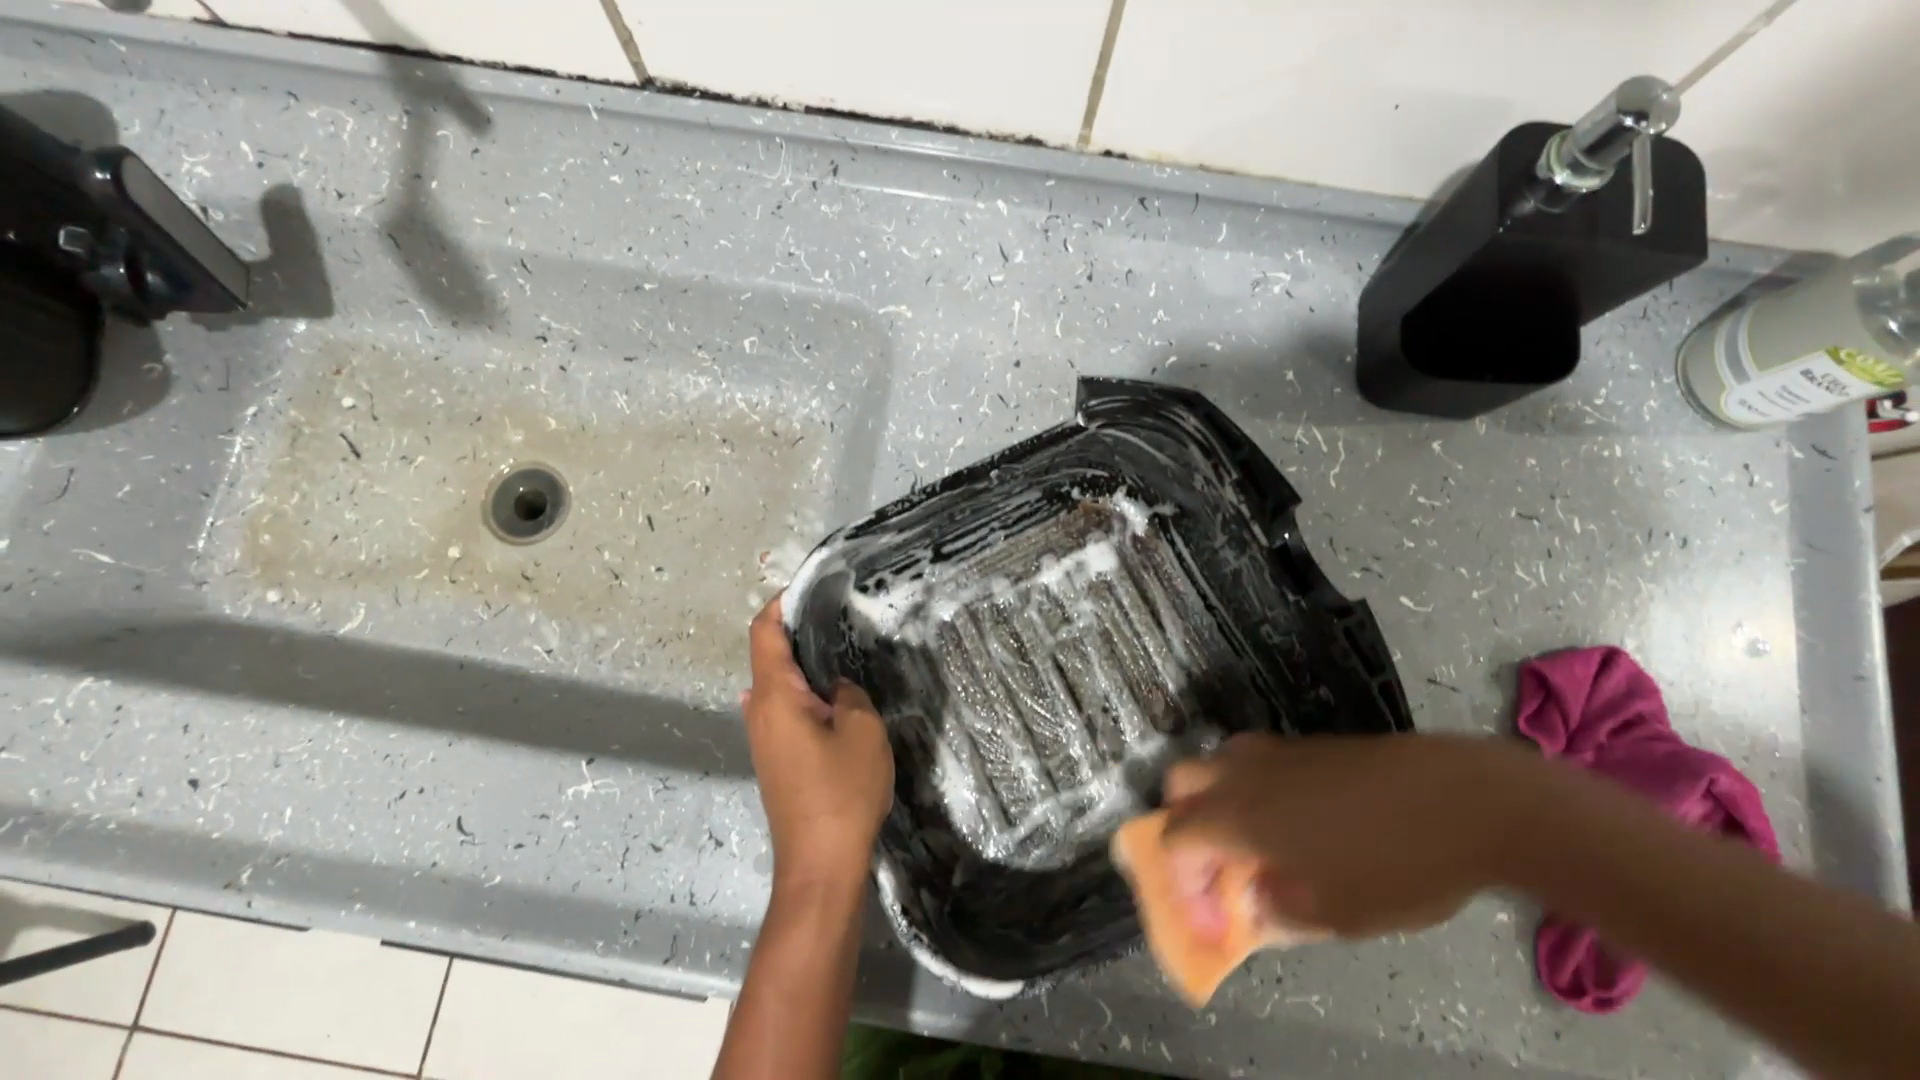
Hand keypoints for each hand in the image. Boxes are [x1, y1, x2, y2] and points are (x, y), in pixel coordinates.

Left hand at [744, 595, 893, 890]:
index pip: (764, 633)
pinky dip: (806, 695)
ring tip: (845, 654)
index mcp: (774, 696)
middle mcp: (758, 711)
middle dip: (800, 633)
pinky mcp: (776, 759)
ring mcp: (764, 738)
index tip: (809, 587)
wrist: (819, 862)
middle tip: (842, 618)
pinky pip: (786, 711)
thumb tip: (836, 686)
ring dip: (805, 667)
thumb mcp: (862, 730)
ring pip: (779, 687)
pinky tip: (836, 699)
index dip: (780, 604)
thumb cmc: (842, 791)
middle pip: (769, 657)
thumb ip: (849, 694)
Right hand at [1162, 733, 1538, 939]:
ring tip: (1249, 842)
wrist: (1468, 799)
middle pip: (1181, 786)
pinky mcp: (1312, 745)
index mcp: (1241, 817)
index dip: (1183, 886)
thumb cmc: (1398, 864)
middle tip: (1215, 868)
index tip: (1214, 925)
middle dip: (1184, 826)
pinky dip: (1251, 787)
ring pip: (1217, 762)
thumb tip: (1253, 904)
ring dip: (1216, 800)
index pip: (1175, 840)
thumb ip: (1280, 913)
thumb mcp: (1338, 914)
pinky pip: (1256, 759)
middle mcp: (1246, 775)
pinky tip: (1294, 821)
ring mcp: (1279, 753)